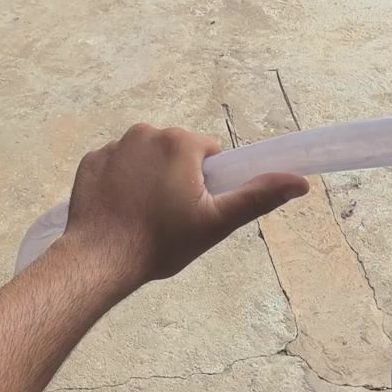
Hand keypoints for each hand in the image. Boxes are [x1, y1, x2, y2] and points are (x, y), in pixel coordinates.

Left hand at [53, 124, 308, 289]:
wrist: (100, 259)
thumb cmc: (160, 243)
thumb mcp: (216, 223)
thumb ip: (257, 197)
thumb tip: (300, 182)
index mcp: (179, 142)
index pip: (207, 153)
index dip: (206, 182)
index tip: (193, 207)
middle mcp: (145, 133)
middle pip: (175, 152)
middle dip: (176, 177)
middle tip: (169, 216)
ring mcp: (113, 146)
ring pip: (144, 157)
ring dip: (148, 178)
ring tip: (143, 215)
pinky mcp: (90, 162)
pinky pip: (115, 166)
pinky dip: (120, 183)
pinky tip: (120, 210)